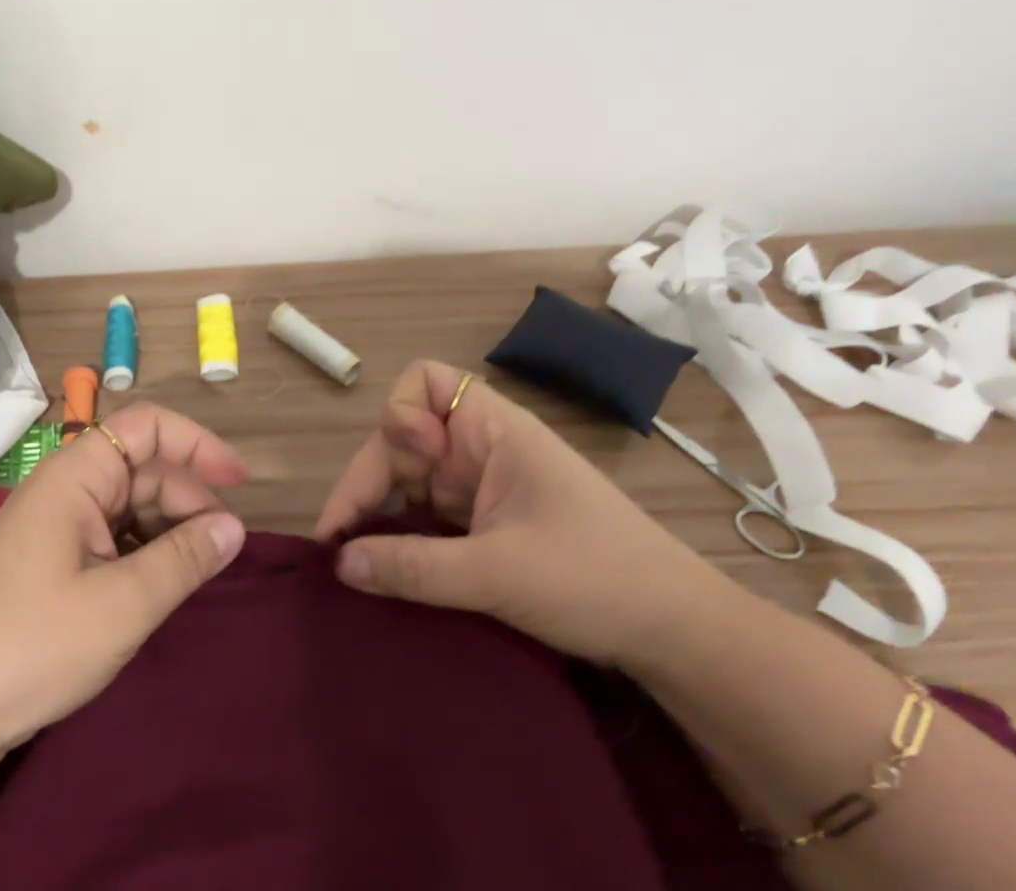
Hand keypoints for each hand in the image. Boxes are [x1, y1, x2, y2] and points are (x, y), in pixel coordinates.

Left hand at [0, 403, 248, 788]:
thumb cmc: (34, 646)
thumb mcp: (122, 605)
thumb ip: (183, 558)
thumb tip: (234, 527)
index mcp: (72, 478)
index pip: (146, 427)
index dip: (198, 444)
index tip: (240, 484)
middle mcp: (63, 488)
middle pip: (142, 467)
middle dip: (189, 498)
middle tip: (222, 551)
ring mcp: (55, 523)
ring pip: (130, 503)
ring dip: (170, 527)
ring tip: (198, 570)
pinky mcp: (53, 557)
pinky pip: (112, 534)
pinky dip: (145, 550)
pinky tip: (164, 581)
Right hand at [316, 359, 738, 667]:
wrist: (676, 632)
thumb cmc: (596, 580)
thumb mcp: (497, 574)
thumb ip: (412, 567)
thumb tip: (338, 563)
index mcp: (495, 432)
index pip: (422, 384)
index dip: (398, 416)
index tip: (403, 468)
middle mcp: (483, 451)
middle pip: (402, 441)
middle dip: (368, 484)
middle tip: (338, 546)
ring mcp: (484, 490)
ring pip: (410, 483)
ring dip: (379, 516)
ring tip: (351, 565)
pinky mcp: (487, 528)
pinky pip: (428, 519)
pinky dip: (402, 541)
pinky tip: (384, 574)